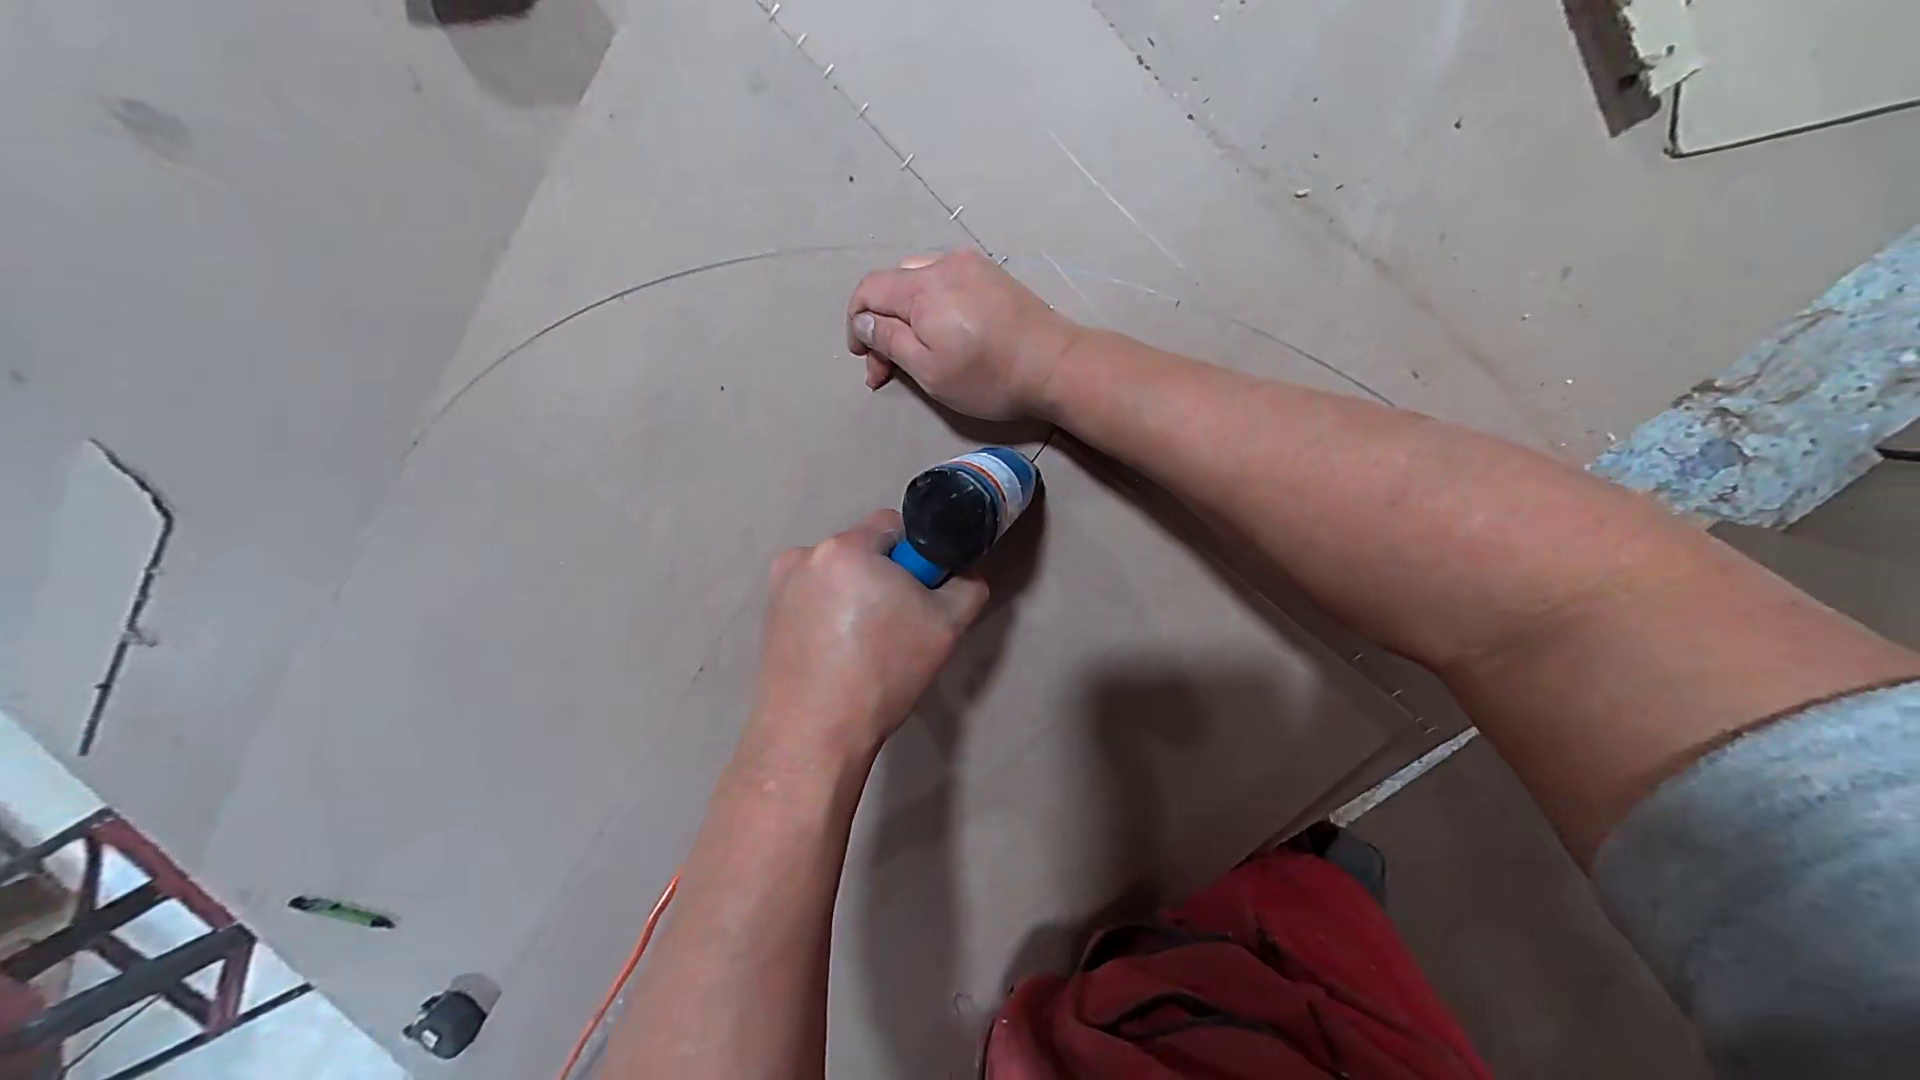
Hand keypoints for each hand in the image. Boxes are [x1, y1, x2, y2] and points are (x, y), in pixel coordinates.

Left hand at [753, 509, 989, 756]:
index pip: (894, 525)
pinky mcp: (768, 613)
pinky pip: (813, 595)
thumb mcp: (947, 627)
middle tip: (897, 623)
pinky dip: (830, 611)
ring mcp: (780, 584)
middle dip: (885, 576)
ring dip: (856, 592)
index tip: (920, 593)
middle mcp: (805, 555)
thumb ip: (966, 586)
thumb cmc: (883, 673)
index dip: (916, 556)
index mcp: (845, 548)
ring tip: (864, 643)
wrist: (815, 734)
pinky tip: (838, 651)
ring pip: (838, 574)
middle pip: (863, 549)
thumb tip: (963, 573)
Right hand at [847, 250, 1083, 420]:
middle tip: (887, 367)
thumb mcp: (929, 369)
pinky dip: (933, 307)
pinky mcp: (993, 277)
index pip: (869, 290)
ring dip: (907, 316)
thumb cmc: (989, 376)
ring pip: (920, 282)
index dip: (857, 323)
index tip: (864, 357)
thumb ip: (890, 341)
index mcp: (923, 287)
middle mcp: (945, 265)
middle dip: (882, 325)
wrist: (1055, 366)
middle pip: (894, 285)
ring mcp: (973, 267)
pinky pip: (948, 283)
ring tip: (914, 352)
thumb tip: (864, 322)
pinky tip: (943, 333)